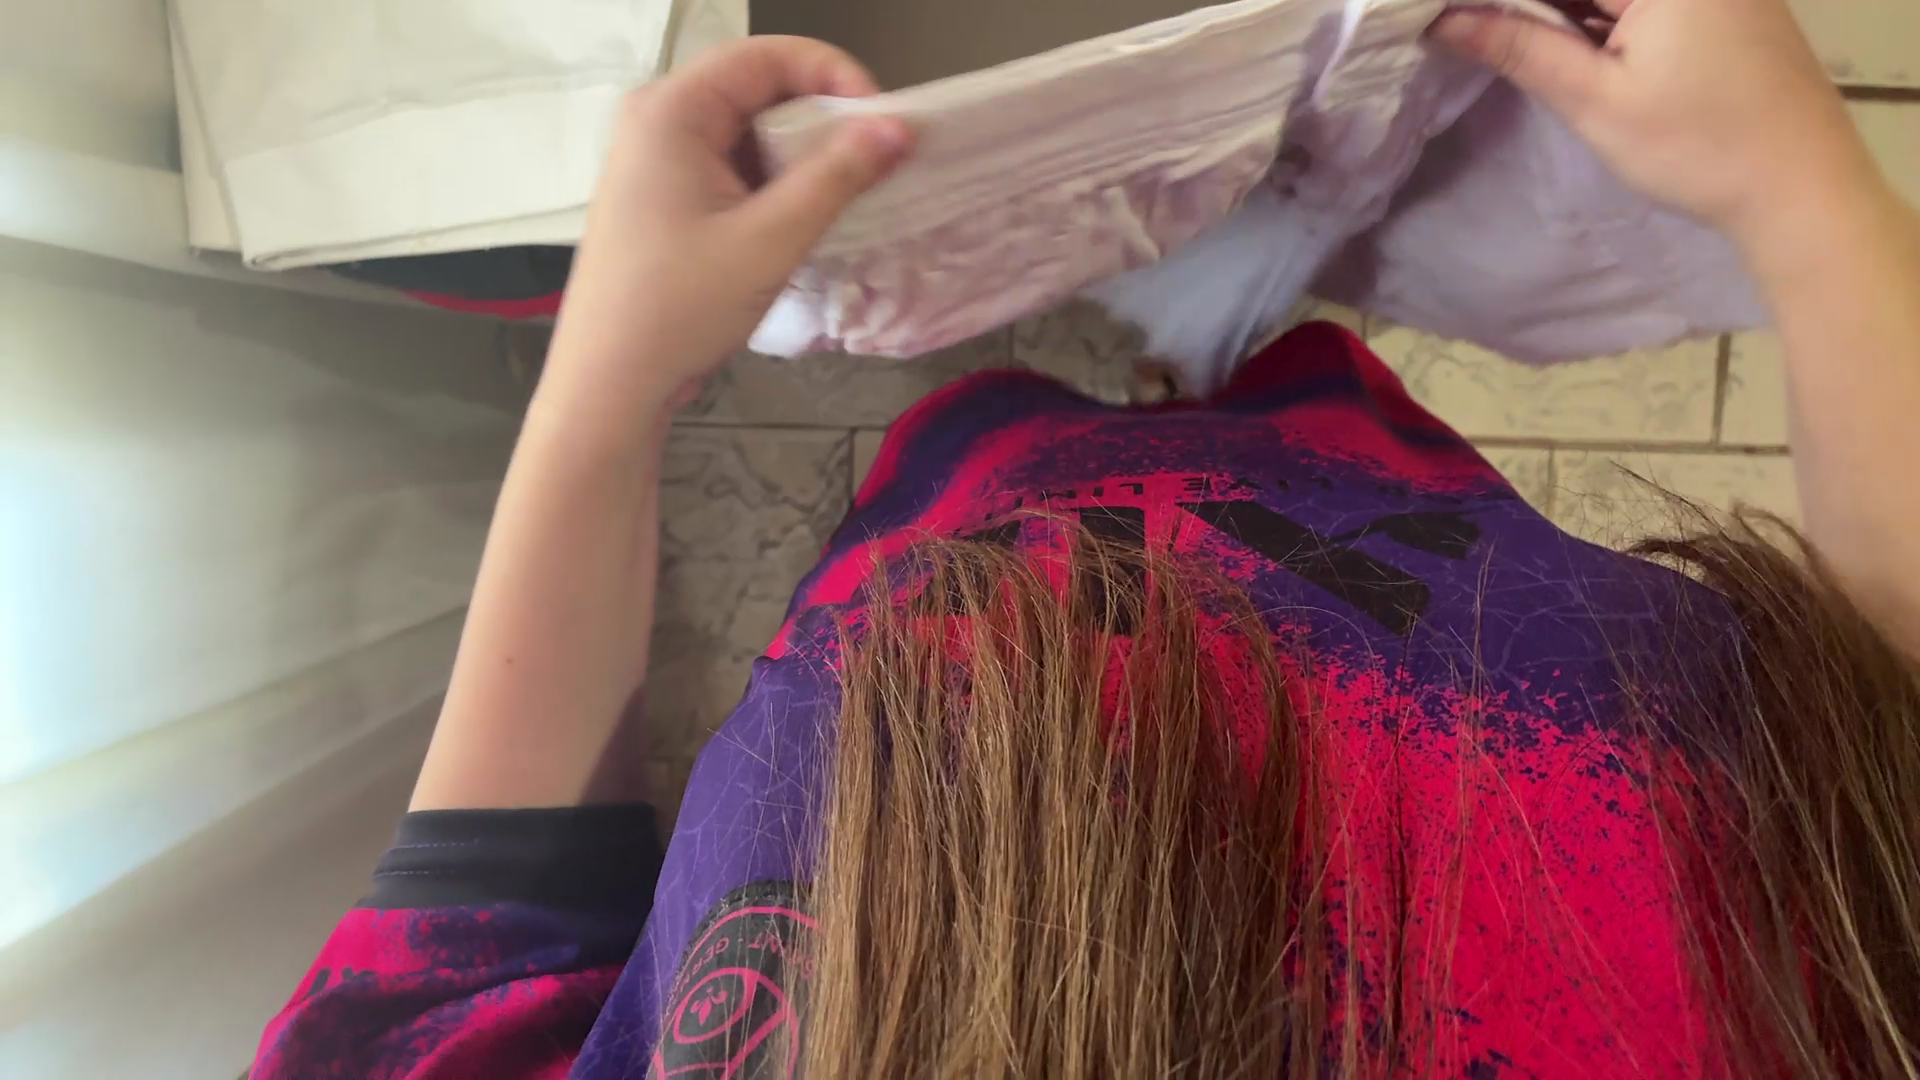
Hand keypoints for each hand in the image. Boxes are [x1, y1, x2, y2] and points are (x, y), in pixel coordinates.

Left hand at [543, 36, 912, 415]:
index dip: (834, 76)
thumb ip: (837, 178)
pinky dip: (771, 193)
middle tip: (870, 169)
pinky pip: (730, 177)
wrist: (613, 379)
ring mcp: (658, 165)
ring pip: (747, 141)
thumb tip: (899, 127)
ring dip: (797, 166)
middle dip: (819, 126)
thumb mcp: (770, 239)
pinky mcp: (665, 204)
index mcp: (673, 110)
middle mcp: (659, 121)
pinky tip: (795, 230)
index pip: (768, 57)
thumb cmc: (683, 305)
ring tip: (836, 207)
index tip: (883, 122)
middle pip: (757, 95)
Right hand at [1431, 0, 1882, 248]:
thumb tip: (1449, 22)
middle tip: (1456, 33)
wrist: (1790, 177)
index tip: (1440, 19)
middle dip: (1519, 9)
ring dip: (1548, 16)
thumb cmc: (1689, 142)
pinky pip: (1630, 3)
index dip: (1496, 2)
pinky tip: (1549, 45)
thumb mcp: (1592, 98)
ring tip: (1487, 39)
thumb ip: (1522, 51)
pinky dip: (1585, 21)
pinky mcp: (1714, 6)